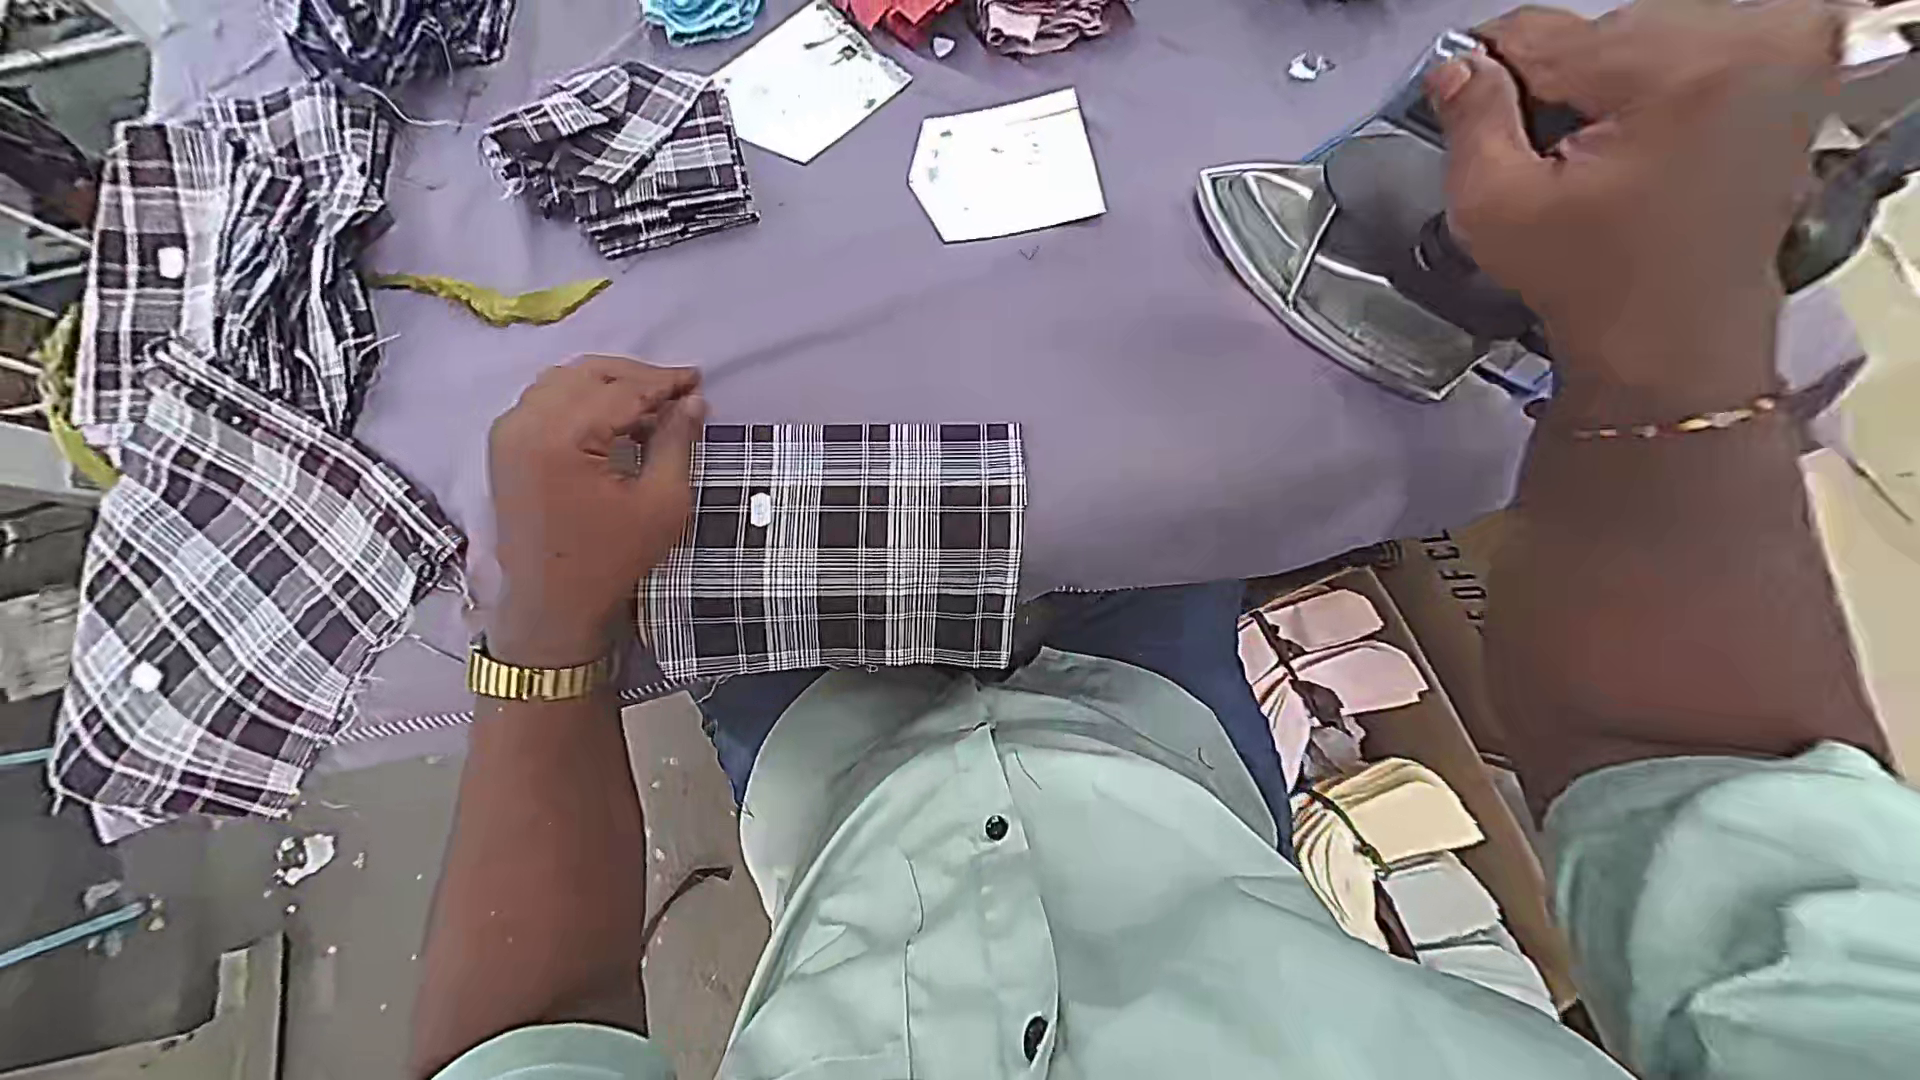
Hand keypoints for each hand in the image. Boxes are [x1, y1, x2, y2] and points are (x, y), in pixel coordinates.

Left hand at [488, 355, 706, 665]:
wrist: (553, 600)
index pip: (622, 390)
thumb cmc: (613, 556)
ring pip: (564, 380)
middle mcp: (525, 422)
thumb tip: (693, 401)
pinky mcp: (505, 445)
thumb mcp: (662, 502)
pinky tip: (613, 416)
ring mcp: (508, 432)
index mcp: (563, 437)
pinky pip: (546, 399)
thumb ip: (676, 443)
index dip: (664, 382)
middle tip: (679, 388)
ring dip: (610, 382)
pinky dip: (583, 397)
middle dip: (638, 375)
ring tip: (651, 400)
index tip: (697, 379)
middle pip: (589, 374)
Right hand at [1426, 0, 1842, 420]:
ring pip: (1644, 33)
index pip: (1552, 33)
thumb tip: (1455, 68)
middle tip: (1517, 147)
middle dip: (1546, 82)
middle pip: (1603, 29)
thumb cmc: (1588, 277)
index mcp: (1683, 72)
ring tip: (1570, 153)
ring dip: (1593, 83)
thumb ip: (1471, 127)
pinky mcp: (1794, 66)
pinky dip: (1639, 85)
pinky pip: (1690, 45)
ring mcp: (1789, 48)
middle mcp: (1758, 38)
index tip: (1451, 77)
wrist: (1666, 324)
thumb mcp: (1494, 208)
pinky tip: (1615, 140)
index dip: (1485, 59)